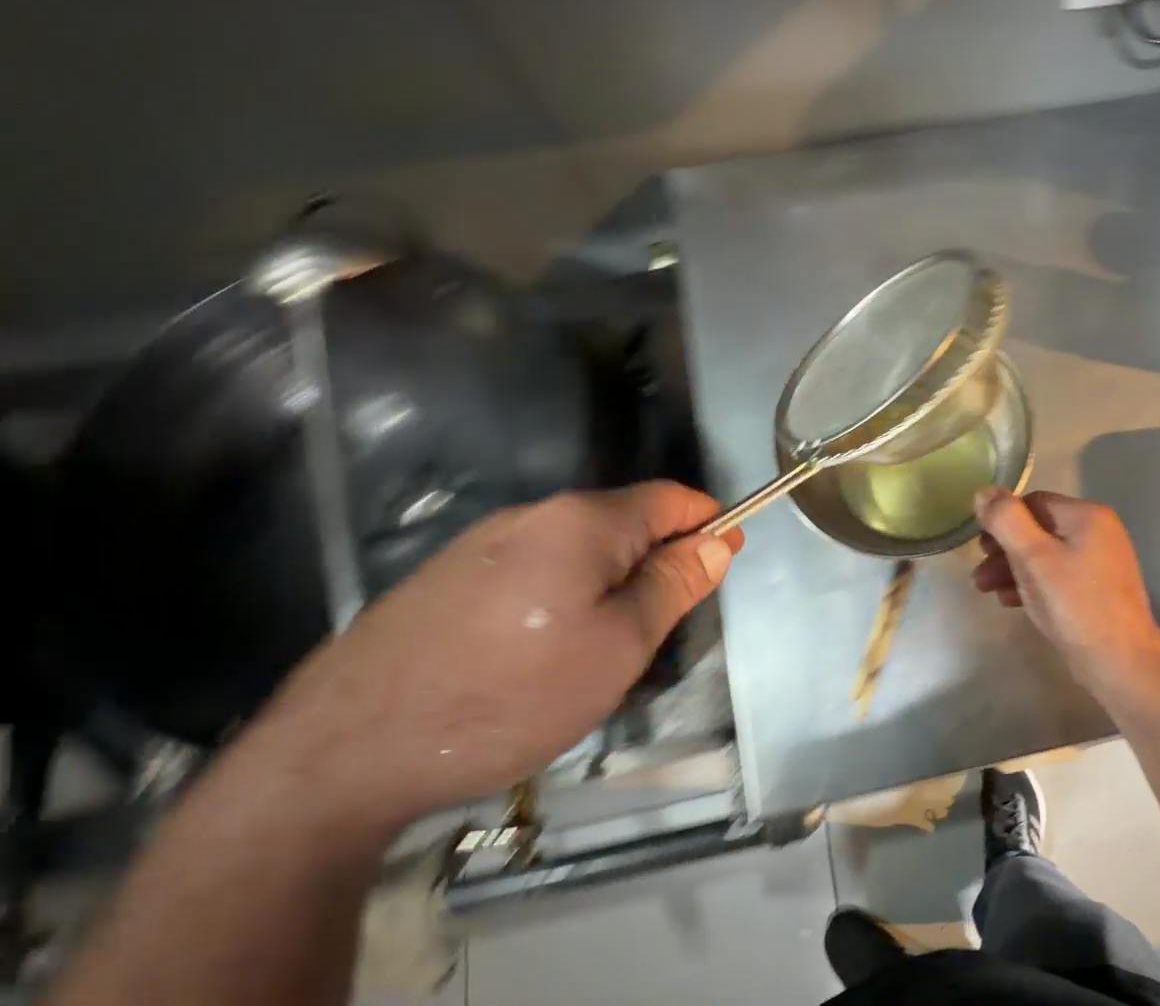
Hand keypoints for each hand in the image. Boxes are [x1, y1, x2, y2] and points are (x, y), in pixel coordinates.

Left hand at [253, 482, 741, 824]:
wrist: (348, 748)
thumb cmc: (510, 695)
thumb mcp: (617, 648)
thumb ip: (672, 587)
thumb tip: (716, 540)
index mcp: (581, 521)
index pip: (670, 498)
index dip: (708, 525)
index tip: (724, 566)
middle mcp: (530, 516)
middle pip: (621, 525)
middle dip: (654, 565)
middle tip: (658, 635)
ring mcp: (479, 546)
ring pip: (574, 554)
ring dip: (606, 588)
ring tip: (597, 658)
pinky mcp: (445, 580)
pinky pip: (530, 575)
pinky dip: (559, 602)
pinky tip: (537, 659)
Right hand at [970, 487, 1159, 686]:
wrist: (1119, 662)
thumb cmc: (1074, 604)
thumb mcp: (1033, 557)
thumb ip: (1006, 520)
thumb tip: (984, 491)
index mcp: (1087, 516)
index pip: (1033, 503)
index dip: (1002, 521)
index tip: (979, 547)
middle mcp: (1098, 532)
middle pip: (1038, 529)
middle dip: (1004, 550)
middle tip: (979, 573)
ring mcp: (1100, 562)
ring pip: (1044, 556)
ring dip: (1012, 569)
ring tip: (986, 591)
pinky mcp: (1096, 590)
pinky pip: (1056, 576)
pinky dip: (1032, 584)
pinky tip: (1011, 602)